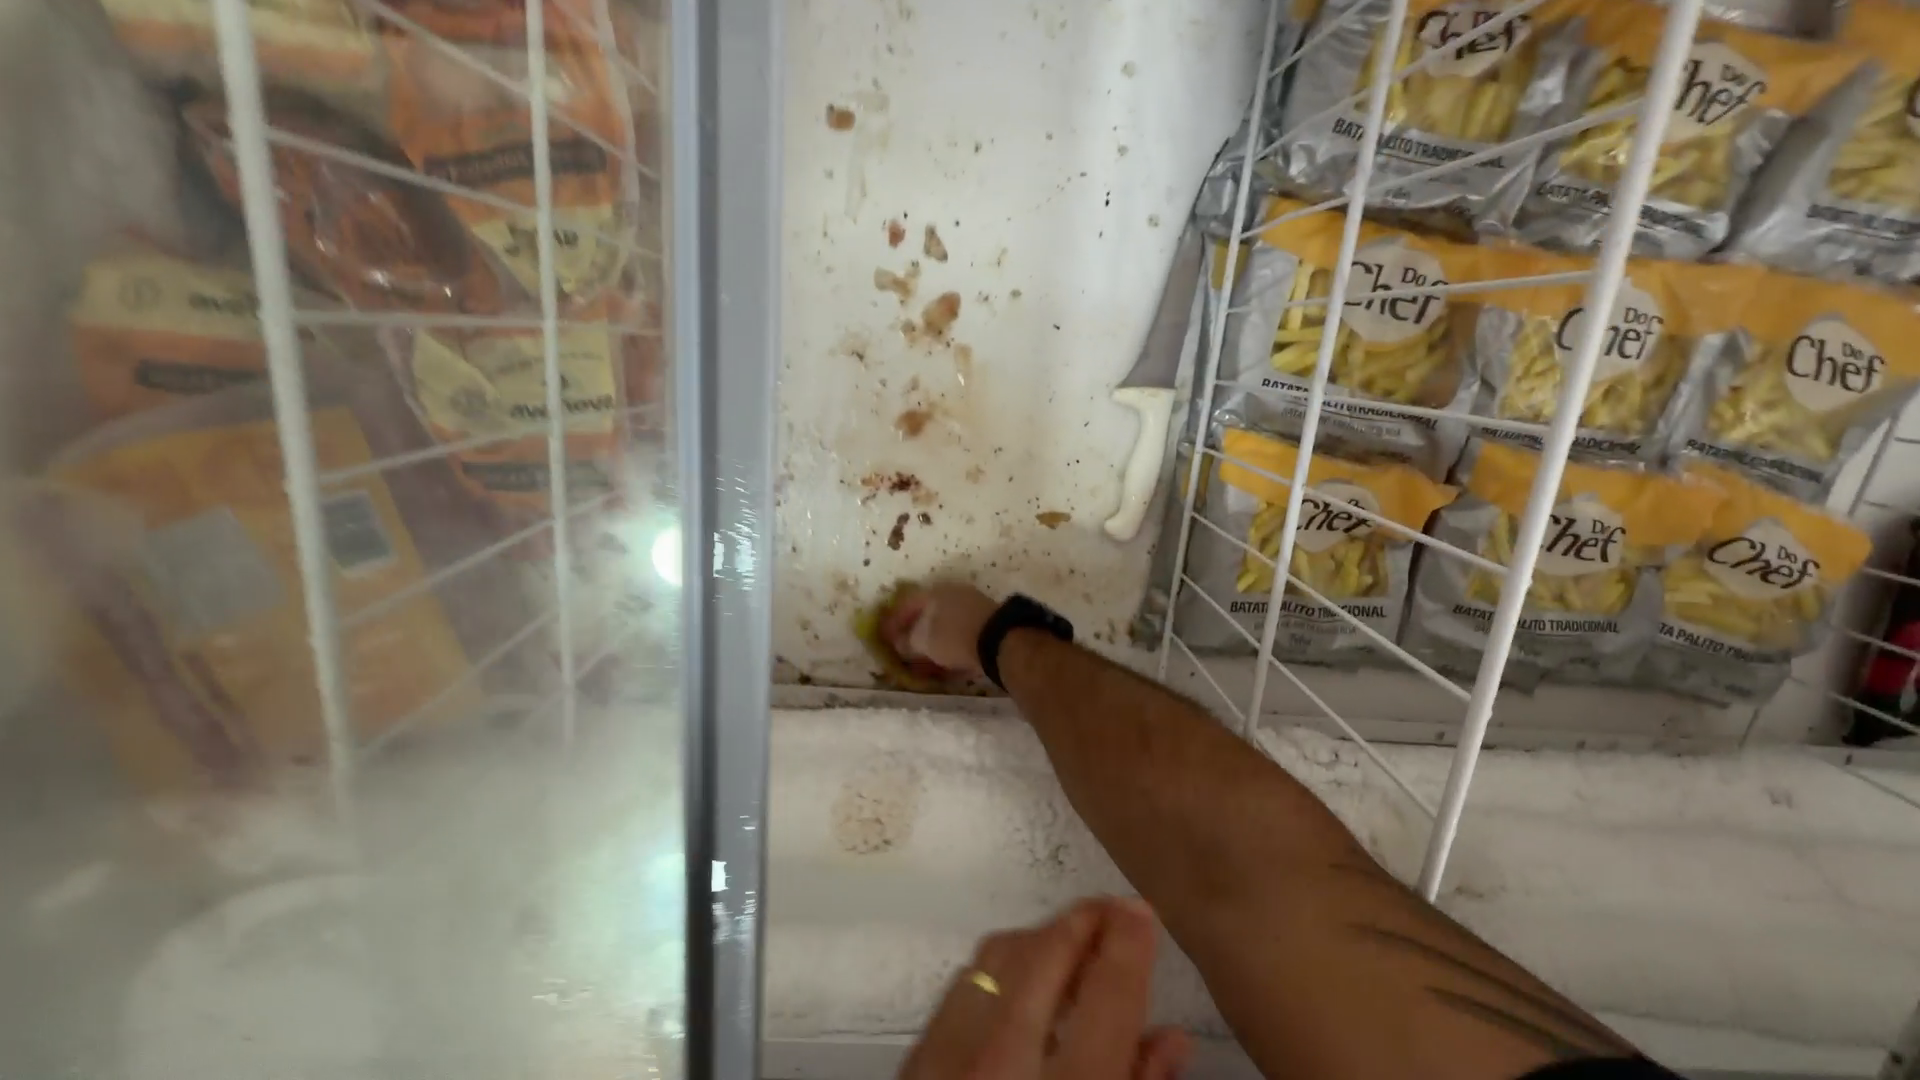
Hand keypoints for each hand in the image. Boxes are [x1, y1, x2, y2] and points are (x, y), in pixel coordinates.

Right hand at [883, 583, 999, 677]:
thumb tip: (900, 643)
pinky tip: (947, 659)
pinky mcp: (988, 621)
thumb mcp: (924, 641)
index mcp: (935, 591)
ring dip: (934, 639)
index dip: (893, 621)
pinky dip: (950, 644)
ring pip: (946, 623)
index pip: (907, 603)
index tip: (884, 636)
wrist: (1000, 640)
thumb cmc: (954, 636)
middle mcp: (954, 593)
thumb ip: (908, 641)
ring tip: (925, 657)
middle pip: (928, 612)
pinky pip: (961, 632)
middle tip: (905, 646)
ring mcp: (973, 605)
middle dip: (915, 630)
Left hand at [898, 898, 1189, 1079]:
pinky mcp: (915, 1064)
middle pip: (1045, 957)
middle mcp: (1002, 1067)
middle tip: (1113, 909)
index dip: (1129, 944)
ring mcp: (948, 1061)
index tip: (1141, 912)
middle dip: (1084, 921)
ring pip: (997, 959)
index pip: (1107, 997)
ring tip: (1073, 939)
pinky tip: (1019, 979)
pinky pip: (963, 987)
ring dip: (1040, 938)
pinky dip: (998, 968)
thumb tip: (1170, 1040)